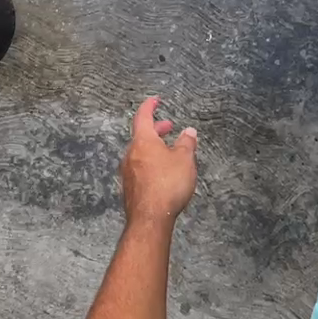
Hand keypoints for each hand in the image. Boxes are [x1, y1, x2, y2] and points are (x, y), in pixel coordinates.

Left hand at [120, 97, 197, 227]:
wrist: (150, 219)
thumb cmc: (167, 185)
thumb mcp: (184, 159)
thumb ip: (186, 143)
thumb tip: (189, 132)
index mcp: (142, 142)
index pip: (142, 117)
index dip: (149, 106)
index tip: (155, 100)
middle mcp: (131, 155)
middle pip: (141, 136)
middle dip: (156, 129)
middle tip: (168, 127)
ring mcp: (128, 173)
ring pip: (141, 153)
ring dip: (154, 147)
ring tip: (170, 151)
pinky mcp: (131, 188)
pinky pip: (140, 168)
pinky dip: (151, 163)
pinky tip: (163, 171)